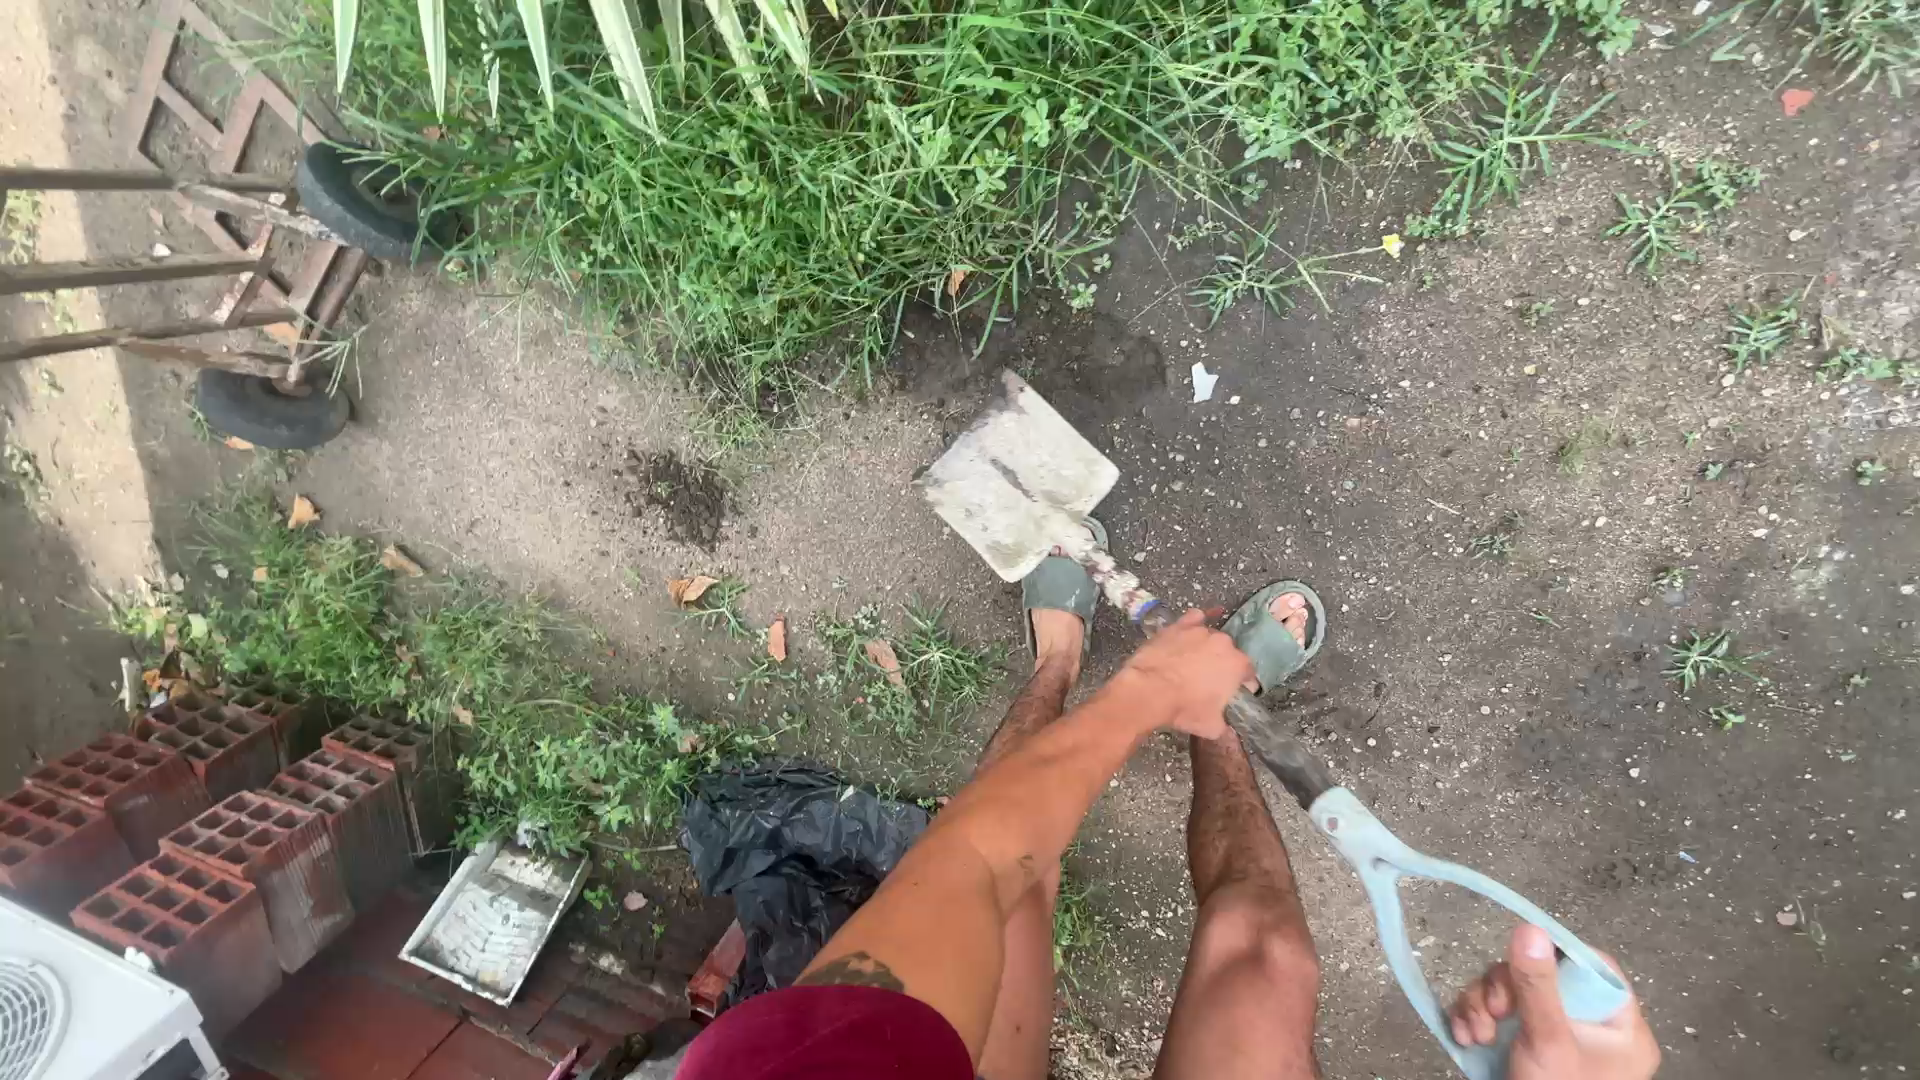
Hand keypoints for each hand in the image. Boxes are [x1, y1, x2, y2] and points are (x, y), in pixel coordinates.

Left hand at [1107, 609, 1252, 738]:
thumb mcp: (1211, 726)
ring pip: (1210, 637)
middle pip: (1228, 652)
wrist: (1149, 690)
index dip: (1241, 683)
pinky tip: (1189, 630)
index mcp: (1237, 665)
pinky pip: (1192, 619)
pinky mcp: (1178, 626)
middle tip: (1208, 679)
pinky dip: (1193, 623)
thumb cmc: (1184, 708)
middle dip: (1222, 664)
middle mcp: (1223, 643)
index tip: (1233, 692)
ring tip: (1192, 662)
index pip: (1248, 672)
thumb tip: (1226, 727)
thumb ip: (1225, 724)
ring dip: (1206, 647)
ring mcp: (1199, 631)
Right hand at [1448, 925, 1658, 1079]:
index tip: (1518, 954)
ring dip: (1480, 1004)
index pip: (1593, 966)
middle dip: (1501, 987)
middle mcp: (1588, 1026)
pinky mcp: (1522, 1043)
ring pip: (1508, 990)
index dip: (1554, 952)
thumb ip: (1537, 985)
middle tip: (1494, 1011)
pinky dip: (1474, 1017)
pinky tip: (1466, 1035)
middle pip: (1538, 974)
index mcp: (1617, 1026)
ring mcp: (1553, 1035)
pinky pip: (1493, 1009)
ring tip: (1475, 1031)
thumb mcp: (1547, 1040)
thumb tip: (1529, 925)